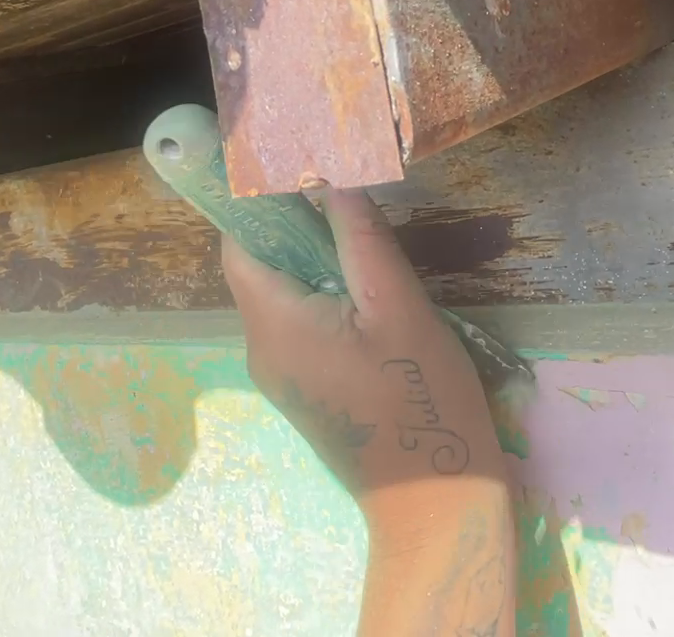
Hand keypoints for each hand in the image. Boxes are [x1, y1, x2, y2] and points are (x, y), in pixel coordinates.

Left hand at [223, 188, 513, 635]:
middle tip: (350, 209)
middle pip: (260, 268)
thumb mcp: (397, 303)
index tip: (298, 171)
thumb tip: (330, 176)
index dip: (260, 203)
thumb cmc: (419, 394)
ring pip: (282, 296)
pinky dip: (322, 297)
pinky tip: (368, 299)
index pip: (239, 244)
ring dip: (314, 264)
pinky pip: (298, 325)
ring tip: (367, 252)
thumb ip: (360, 235)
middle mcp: (261, 348)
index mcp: (273, 323)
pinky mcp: (303, 389)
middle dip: (297, 231)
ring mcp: (280, 375)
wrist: (434, 501)